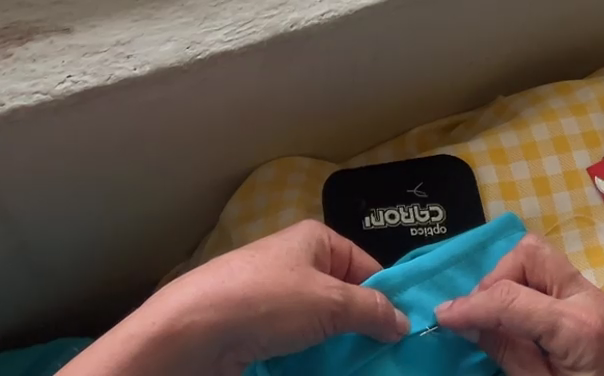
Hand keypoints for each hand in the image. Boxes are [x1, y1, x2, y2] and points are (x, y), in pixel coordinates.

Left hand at [60, 220, 407, 375]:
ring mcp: (277, 301)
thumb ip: (369, 310)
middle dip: (366, 330)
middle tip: (395, 362)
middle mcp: (297, 265)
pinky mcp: (260, 335)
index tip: (411, 333)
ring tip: (370, 373)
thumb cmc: (264, 301)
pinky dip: (316, 363)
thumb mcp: (326, 301)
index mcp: (315, 240)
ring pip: (324, 329)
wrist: (192, 332)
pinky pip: (300, 349)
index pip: (366, 266)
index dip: (388, 297)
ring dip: (342, 353)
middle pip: (345, 299)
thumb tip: (404, 321)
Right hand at [434, 235, 603, 375]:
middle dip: (498, 277)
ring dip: (512, 279)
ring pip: (542, 257)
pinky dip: (529, 287)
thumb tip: (469, 322)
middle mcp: (590, 299)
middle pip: (530, 253)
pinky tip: (520, 317)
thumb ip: (508, 354)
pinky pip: (554, 277)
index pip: (511, 298)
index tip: (442, 315)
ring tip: (499, 317)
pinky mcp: (597, 305)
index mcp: (579, 328)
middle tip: (482, 315)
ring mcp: (598, 298)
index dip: (471, 305)